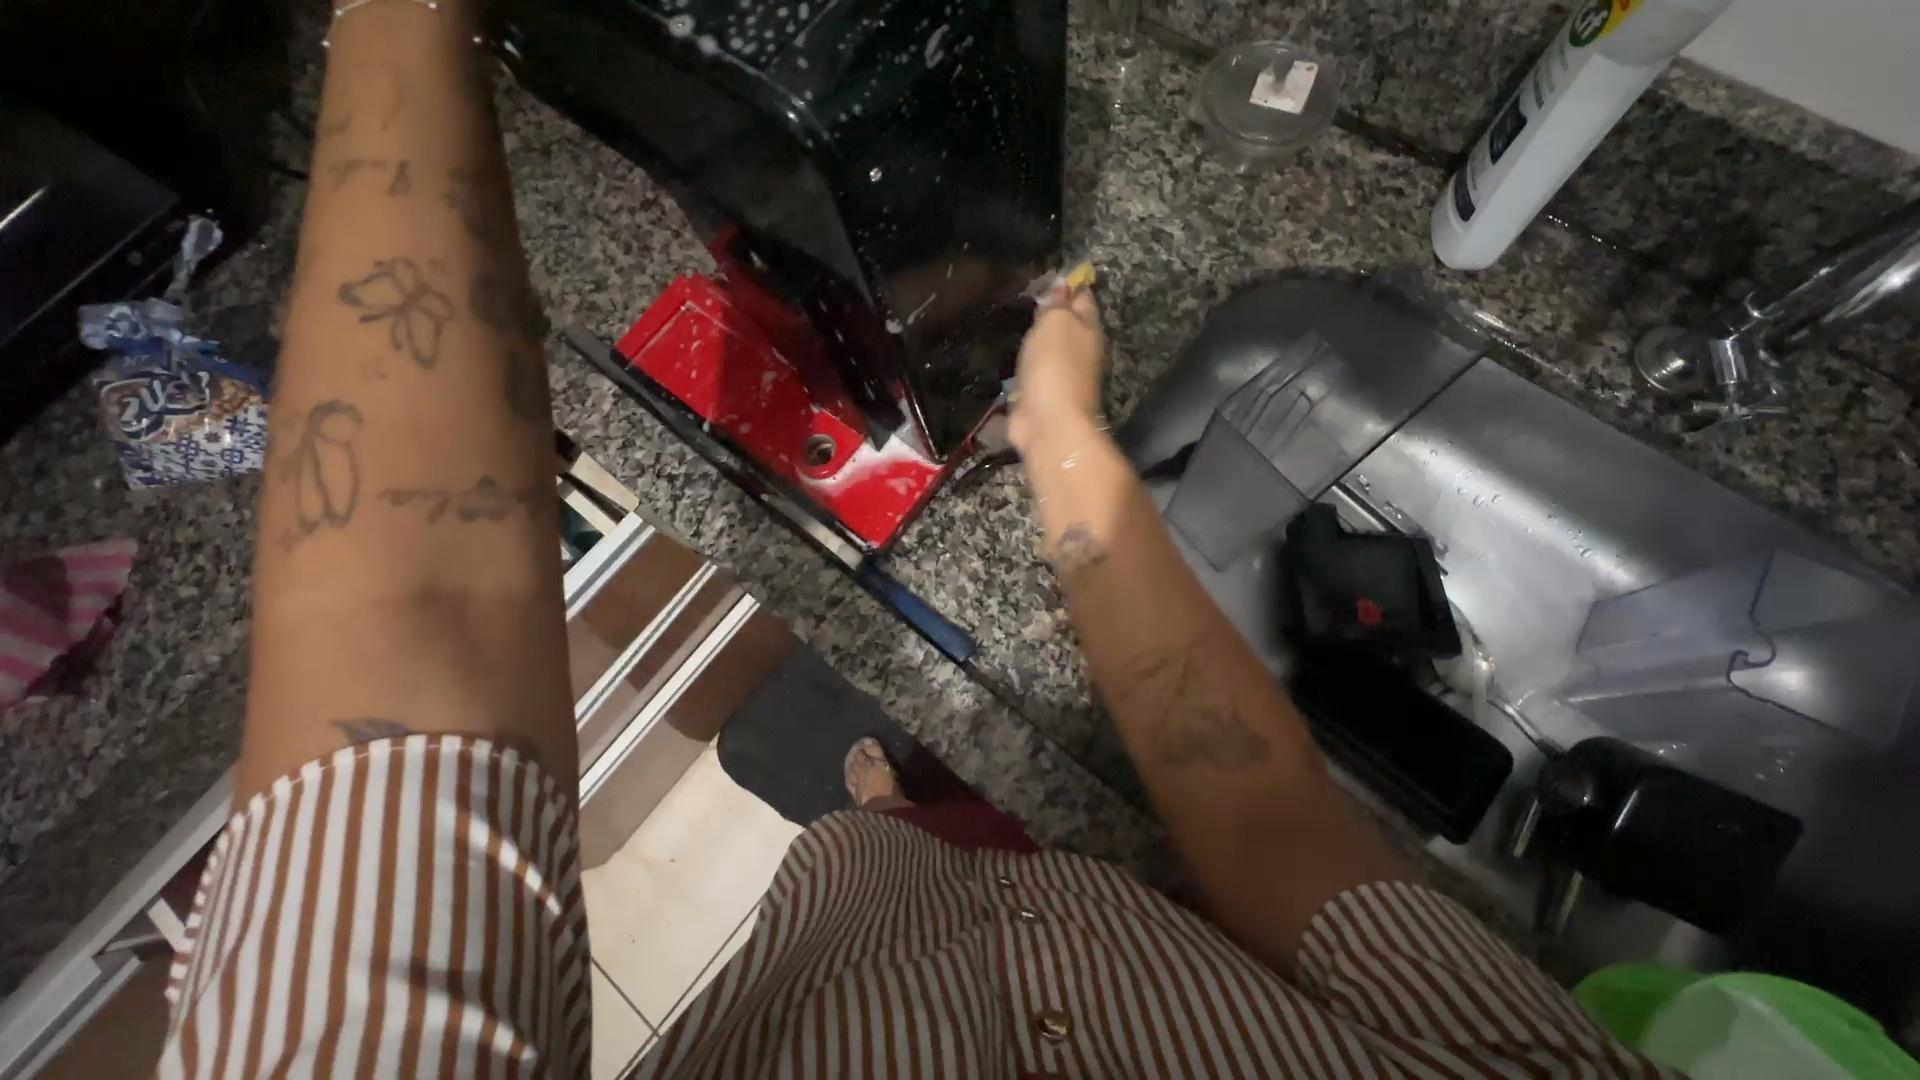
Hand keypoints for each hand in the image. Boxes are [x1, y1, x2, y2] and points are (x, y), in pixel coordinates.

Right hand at [1009, 285, 1105, 453]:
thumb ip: (1056, 303)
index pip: (1083, 297)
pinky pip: (1032, 373)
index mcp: (1088, 328)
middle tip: (1025, 296)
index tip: (1049, 273)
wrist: (1049, 423)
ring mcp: (1061, 376)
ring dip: (1036, 340)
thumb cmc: (1055, 365)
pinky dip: (1024, 366)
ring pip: (1047, 350)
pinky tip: (1011, 358)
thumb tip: (1061, 287)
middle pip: (1065, 325)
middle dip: (1049, 312)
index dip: (1069, 284)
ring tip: (1015, 323)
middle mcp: (1080, 351)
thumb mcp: (1055, 322)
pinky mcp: (1041, 396)